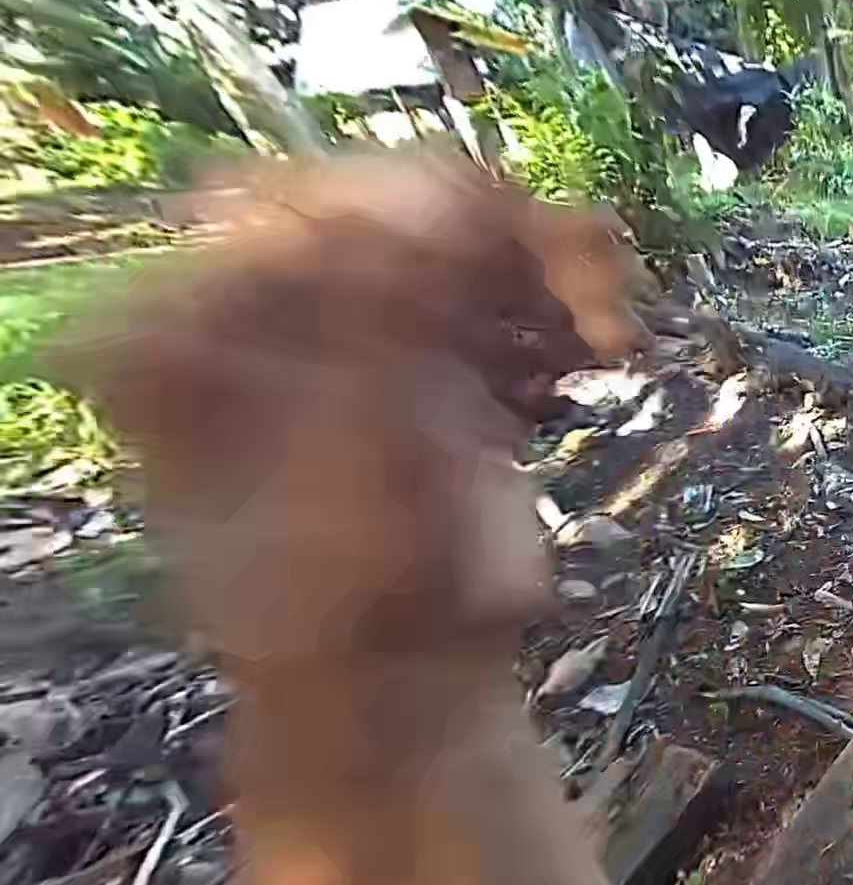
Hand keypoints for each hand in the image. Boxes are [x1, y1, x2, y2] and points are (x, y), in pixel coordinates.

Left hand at [65, 156, 655, 884]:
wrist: (407, 681)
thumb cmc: (365, 598)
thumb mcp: (362, 468)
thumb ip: (384, 332)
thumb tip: (441, 208)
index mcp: (206, 328)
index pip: (322, 204)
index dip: (445, 219)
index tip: (551, 276)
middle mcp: (286, 322)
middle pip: (417, 224)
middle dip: (527, 256)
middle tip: (610, 319)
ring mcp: (375, 353)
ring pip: (484, 266)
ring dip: (563, 292)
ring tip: (614, 347)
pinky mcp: (448, 386)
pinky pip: (517, 322)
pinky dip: (567, 334)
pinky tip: (595, 368)